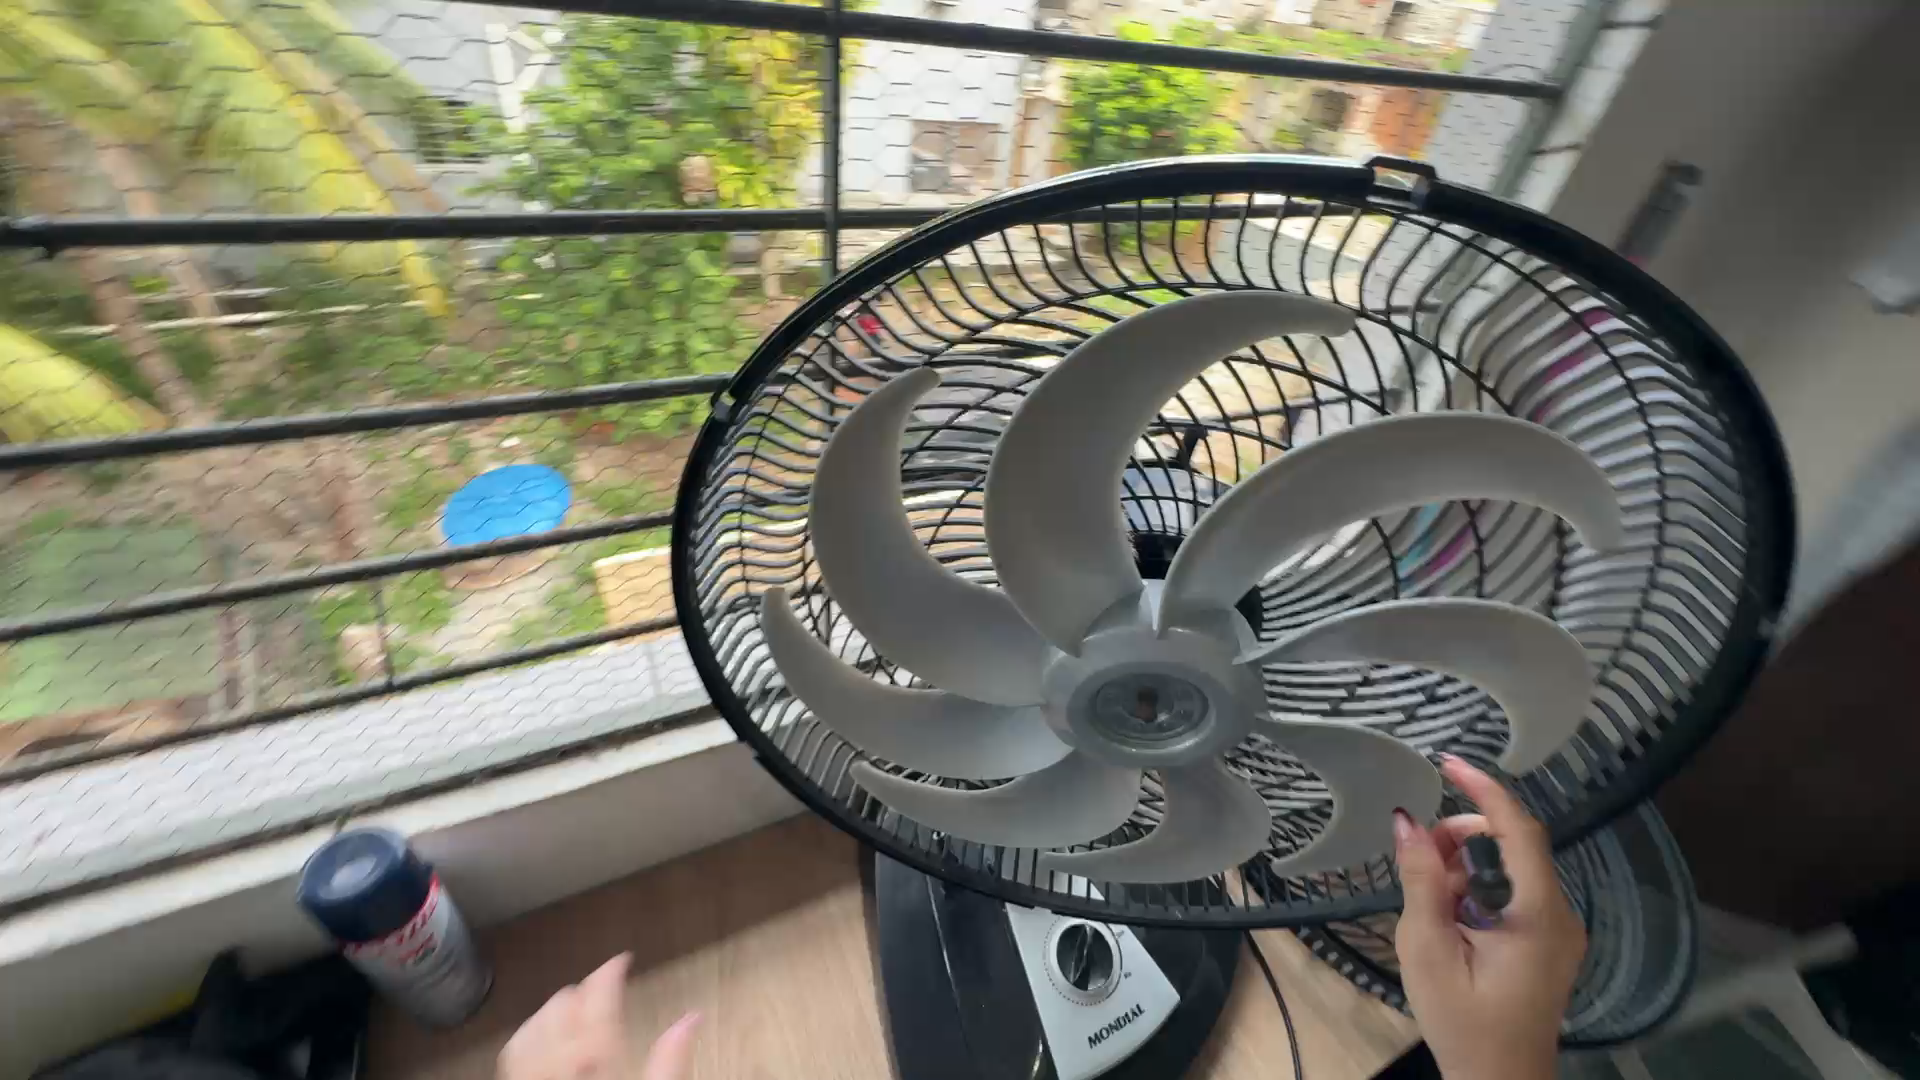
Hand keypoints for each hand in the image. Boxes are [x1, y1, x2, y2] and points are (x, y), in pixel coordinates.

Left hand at [497, 953, 700, 1079]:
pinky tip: (542, 1052)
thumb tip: (691, 1017)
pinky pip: (511, 1070)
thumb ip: (670, 1066)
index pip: (596, 1011)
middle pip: (555, 1020)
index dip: (606, 978)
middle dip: (576, 994)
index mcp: (595, 1072)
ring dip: (546, 1017)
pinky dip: (526, 1046)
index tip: (622, 960)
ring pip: (523, 1043)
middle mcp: (556, 1079)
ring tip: (569, 1010)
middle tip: (600, 987)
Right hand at [1392, 756, 1585, 1079]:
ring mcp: (1556, 928)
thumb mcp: (1427, 947)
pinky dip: (1473, 883)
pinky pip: (1510, 888)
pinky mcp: (1545, 939)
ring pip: (1508, 864)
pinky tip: (1446, 909)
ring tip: (1428, 894)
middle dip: (1461, 833)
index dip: (1484, 789)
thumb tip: (1407, 819)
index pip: (1519, 831)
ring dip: (1463, 860)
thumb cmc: (1462, 1020)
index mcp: (1536, 916)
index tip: (1445, 762)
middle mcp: (1558, 915)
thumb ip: (1420, 879)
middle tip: (1416, 853)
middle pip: (1513, 843)